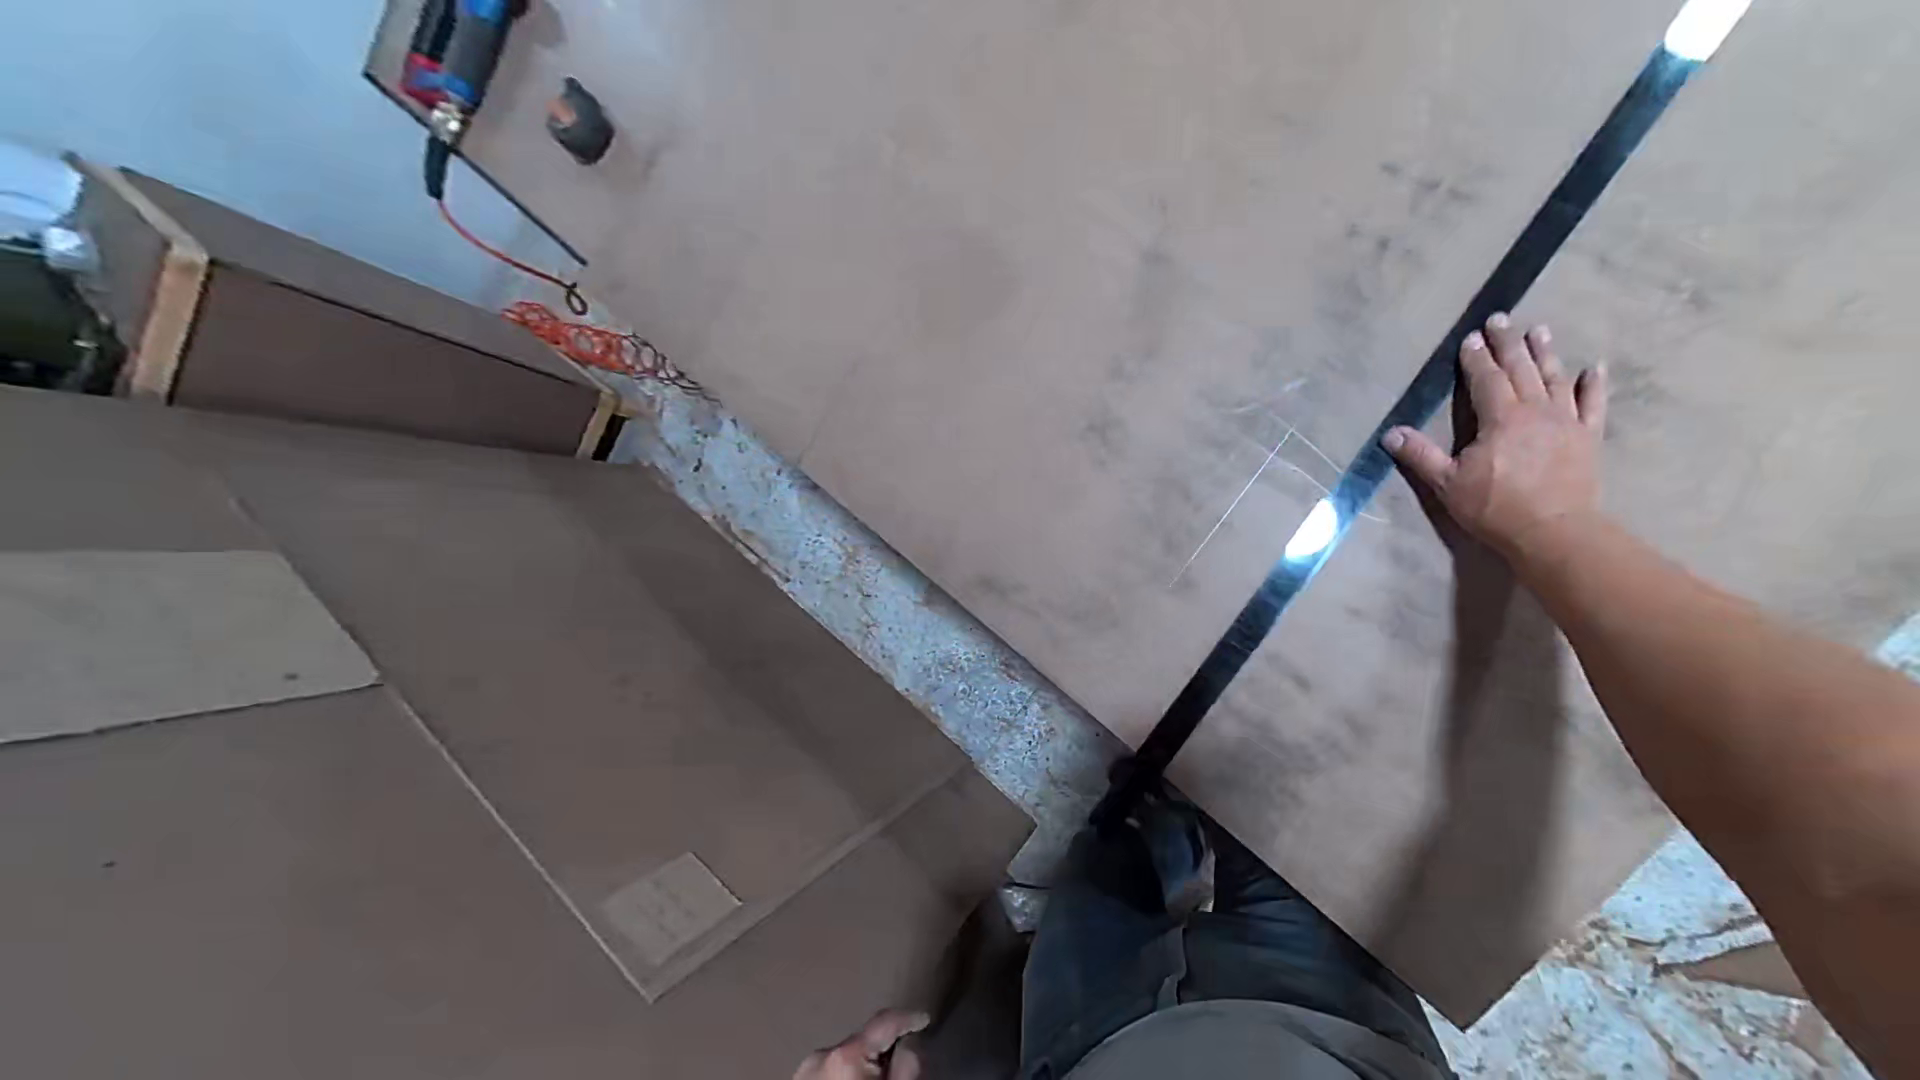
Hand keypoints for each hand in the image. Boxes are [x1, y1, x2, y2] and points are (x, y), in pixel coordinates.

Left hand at [792, 1009, 928, 1079]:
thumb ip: (907, 1069)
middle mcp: (820, 1056)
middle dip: (883, 1055)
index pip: (885, 1022)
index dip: (909, 1019)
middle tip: (899, 1075)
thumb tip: (909, 1046)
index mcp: (846, 1056)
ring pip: (845, 1060)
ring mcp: (802, 1073)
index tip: (923, 1021)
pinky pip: (828, 1074)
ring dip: (862, 1070)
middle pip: (863, 1043)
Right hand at [1382, 313, 1608, 559]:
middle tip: (1501, 319)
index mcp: (1500, 419)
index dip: (1476, 358)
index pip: (1486, 379)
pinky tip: (1593, 368)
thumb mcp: (1447, 483)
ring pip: (1555, 378)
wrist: (1553, 530)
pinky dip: (1594, 384)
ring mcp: (1567, 422)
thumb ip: (1420, 455)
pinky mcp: (1588, 437)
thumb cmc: (1494, 506)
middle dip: (1508, 343)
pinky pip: (1594, 403)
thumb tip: (1391, 433)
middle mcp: (1536, 411)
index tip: (1470, 338)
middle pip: (1521, 369)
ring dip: (1545, 353)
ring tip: (1539, 330)